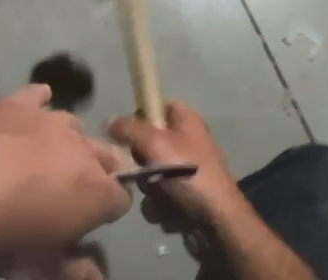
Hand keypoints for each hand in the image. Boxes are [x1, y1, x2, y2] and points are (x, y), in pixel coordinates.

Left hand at [0, 84, 132, 257]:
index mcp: (96, 190)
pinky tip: (29, 113)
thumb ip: (78, 268)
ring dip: (67, 142)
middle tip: (69, 191)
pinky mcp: (18, 100)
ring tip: (44, 160)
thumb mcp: (42, 267)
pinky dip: (39, 104)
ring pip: (73, 126)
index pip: (120, 197)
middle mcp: (81, 146)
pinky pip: (38, 96)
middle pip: (105, 155)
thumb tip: (96, 272)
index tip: (86, 219)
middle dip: (96, 172)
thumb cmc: (2, 233)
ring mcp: (49, 118)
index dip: (105, 209)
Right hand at [106, 101, 242, 222]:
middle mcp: (188, 142)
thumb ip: (127, 129)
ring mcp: (189, 172)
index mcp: (186, 120)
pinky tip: (169, 214)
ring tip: (160, 197)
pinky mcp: (188, 198)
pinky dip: (162, 207)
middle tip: (144, 170)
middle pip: (149, 143)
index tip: (127, 132)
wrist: (218, 223)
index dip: (140, 116)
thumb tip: (108, 121)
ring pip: (152, 174)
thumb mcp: (153, 143)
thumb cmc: (188, 174)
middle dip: (142, 162)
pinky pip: (161, 197)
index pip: (156, 104)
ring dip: (150, 189)